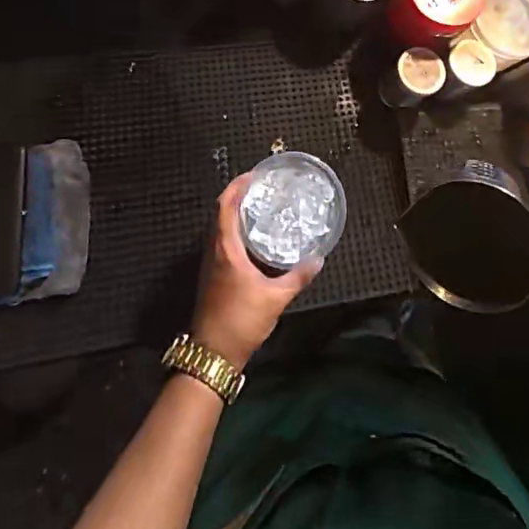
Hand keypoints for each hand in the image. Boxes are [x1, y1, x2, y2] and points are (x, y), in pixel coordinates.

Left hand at [191, 174, 322, 368]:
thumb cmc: (241, 321)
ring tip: (258, 206)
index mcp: (225, 249)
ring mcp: (210, 264)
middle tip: (260, 187)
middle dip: (236, 196)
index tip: (253, 175)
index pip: (225, 207)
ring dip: (233, 213)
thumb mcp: (275, 298)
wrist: (212, 353)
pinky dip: (233, 230)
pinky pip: (220, 242)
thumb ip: (297, 277)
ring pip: (218, 228)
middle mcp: (214, 251)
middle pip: (219, 213)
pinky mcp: (212, 275)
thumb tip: (318, 259)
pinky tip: (252, 237)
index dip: (236, 187)